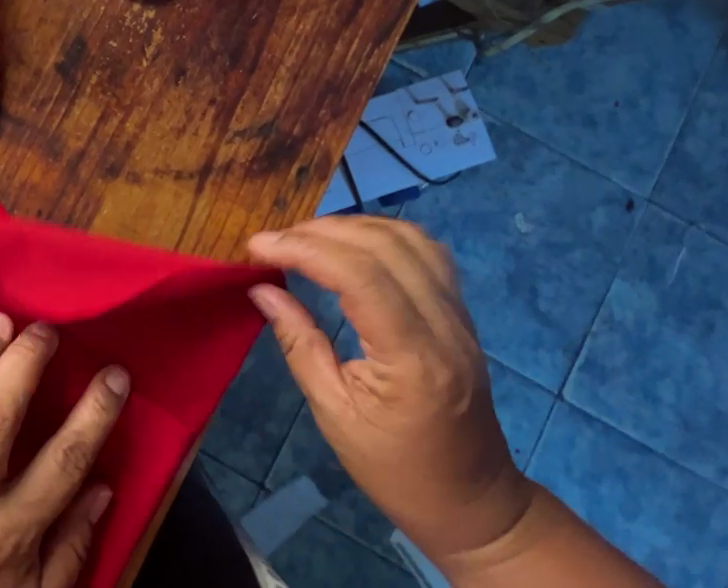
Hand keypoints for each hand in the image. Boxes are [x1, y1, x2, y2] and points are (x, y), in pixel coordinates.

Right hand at [245, 216, 531, 566]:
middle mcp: (445, 325)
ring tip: (304, 239)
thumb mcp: (334, 413)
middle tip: (272, 242)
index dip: (303, 248)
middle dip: (319, 232)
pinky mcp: (460, 312)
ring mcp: (460, 316)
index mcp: (413, 358)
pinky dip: (381, 235)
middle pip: (384, 245)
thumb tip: (261, 289)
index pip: (360, 275)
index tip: (256, 247)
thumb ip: (299, 343)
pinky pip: (425, 252)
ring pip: (409, 238)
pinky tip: (350, 245)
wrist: (472, 501)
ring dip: (351, 226)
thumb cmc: (395, 468)